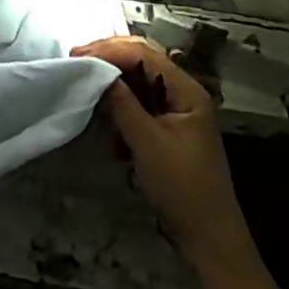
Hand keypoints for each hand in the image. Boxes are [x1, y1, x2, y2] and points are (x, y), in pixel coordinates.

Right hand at [72, 37, 280, 288]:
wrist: (209, 238)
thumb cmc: (182, 187)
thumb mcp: (148, 143)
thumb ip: (123, 104)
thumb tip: (99, 73)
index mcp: (186, 89)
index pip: (144, 54)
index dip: (110, 50)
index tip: (78, 54)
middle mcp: (184, 92)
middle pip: (144, 60)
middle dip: (112, 59)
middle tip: (78, 57)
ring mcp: (178, 110)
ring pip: (141, 82)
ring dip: (117, 85)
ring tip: (90, 86)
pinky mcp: (170, 128)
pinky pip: (143, 105)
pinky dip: (124, 109)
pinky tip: (110, 125)